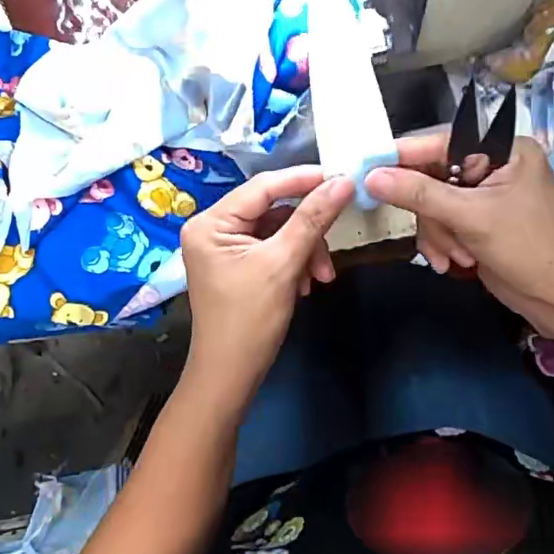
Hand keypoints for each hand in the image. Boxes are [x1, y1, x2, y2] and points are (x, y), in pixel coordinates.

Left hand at [180, 167, 355, 389]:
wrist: (231, 376)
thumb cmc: (250, 319)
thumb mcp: (283, 264)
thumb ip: (313, 219)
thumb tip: (343, 182)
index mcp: (210, 222)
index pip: (263, 186)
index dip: (304, 180)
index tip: (343, 178)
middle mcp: (212, 228)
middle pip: (272, 209)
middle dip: (306, 230)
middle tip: (332, 247)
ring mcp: (224, 247)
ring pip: (278, 231)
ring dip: (304, 251)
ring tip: (319, 278)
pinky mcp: (237, 265)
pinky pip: (273, 249)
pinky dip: (294, 263)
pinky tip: (305, 285)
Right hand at [365, 134, 553, 339]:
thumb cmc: (529, 248)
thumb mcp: (471, 218)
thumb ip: (419, 194)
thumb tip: (371, 176)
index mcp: (503, 148)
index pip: (440, 141)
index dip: (403, 156)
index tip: (367, 170)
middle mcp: (493, 165)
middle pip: (432, 175)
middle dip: (430, 213)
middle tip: (437, 236)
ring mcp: (485, 195)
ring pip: (431, 204)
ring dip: (438, 234)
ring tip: (455, 257)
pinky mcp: (478, 221)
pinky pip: (441, 222)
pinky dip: (442, 243)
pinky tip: (454, 262)